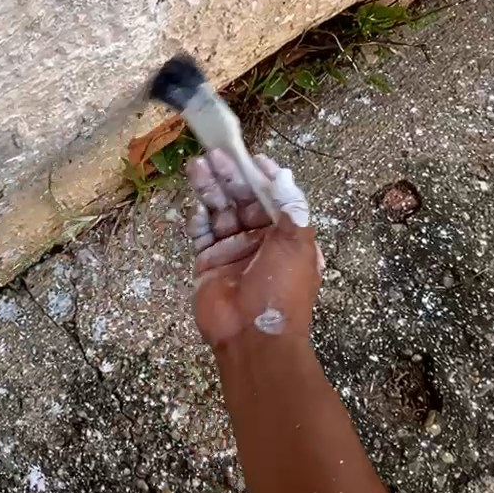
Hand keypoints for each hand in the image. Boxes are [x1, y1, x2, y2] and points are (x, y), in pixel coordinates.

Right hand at [182, 150, 318, 347]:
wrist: (252, 338)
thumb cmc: (281, 291)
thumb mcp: (297, 246)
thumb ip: (291, 207)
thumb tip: (284, 173)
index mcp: (285, 236)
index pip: (272, 197)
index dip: (261, 176)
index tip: (250, 156)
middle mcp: (258, 240)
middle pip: (241, 199)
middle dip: (228, 176)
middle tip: (214, 154)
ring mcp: (231, 250)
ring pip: (218, 211)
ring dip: (209, 189)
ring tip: (197, 166)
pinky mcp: (208, 261)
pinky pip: (201, 233)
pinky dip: (197, 219)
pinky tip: (196, 207)